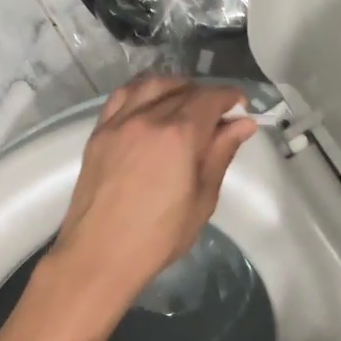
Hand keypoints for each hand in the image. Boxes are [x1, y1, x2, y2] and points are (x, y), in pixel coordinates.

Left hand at [50, 78, 256, 300]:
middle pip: (183, 90)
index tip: (240, 107)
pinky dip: (141, 92)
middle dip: (206, 95)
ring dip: (174, 86)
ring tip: (186, 102)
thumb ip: (220, 154)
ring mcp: (118, 123)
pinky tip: (150, 105)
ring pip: (150, 85)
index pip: (210, 98)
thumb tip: (241, 124)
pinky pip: (121, 97)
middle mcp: (147, 118)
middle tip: (218, 115)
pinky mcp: (99, 133)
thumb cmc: (158, 236)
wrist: (100, 254)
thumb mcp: (202, 199)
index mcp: (178, 135)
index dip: (229, 98)